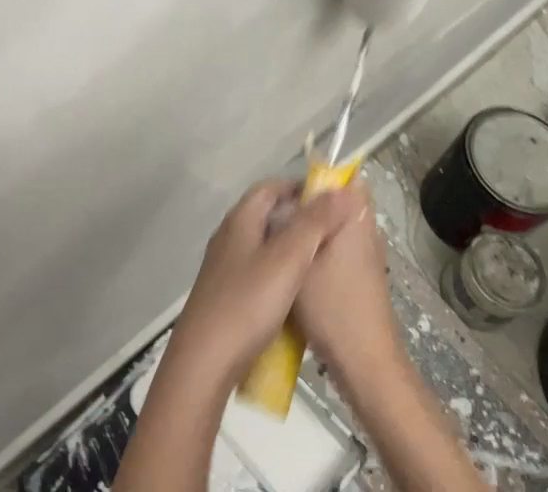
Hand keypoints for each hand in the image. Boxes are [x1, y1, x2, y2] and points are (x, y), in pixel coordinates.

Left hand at [163, 179, 367, 386]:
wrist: (205, 360)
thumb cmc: (247, 303)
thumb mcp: (287, 260)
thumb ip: (314, 223)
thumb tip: (341, 190)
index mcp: (239, 221)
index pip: (269, 188)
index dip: (299, 188)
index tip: (331, 200)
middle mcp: (228, 237)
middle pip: (266, 214)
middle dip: (298, 217)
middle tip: (333, 232)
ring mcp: (224, 267)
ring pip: (262, 244)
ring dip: (290, 246)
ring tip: (321, 260)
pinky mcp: (226, 294)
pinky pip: (258, 271)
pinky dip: (280, 272)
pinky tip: (296, 291)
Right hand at [294, 183, 401, 376]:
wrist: (363, 361)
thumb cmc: (332, 306)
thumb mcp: (302, 259)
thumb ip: (298, 222)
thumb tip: (293, 196)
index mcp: (357, 218)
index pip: (346, 178)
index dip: (318, 178)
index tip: (288, 192)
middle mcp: (367, 231)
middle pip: (337, 204)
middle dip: (308, 207)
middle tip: (276, 220)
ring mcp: (367, 257)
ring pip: (334, 229)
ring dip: (311, 233)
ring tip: (279, 244)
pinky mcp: (362, 278)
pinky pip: (336, 251)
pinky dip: (317, 254)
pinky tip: (293, 271)